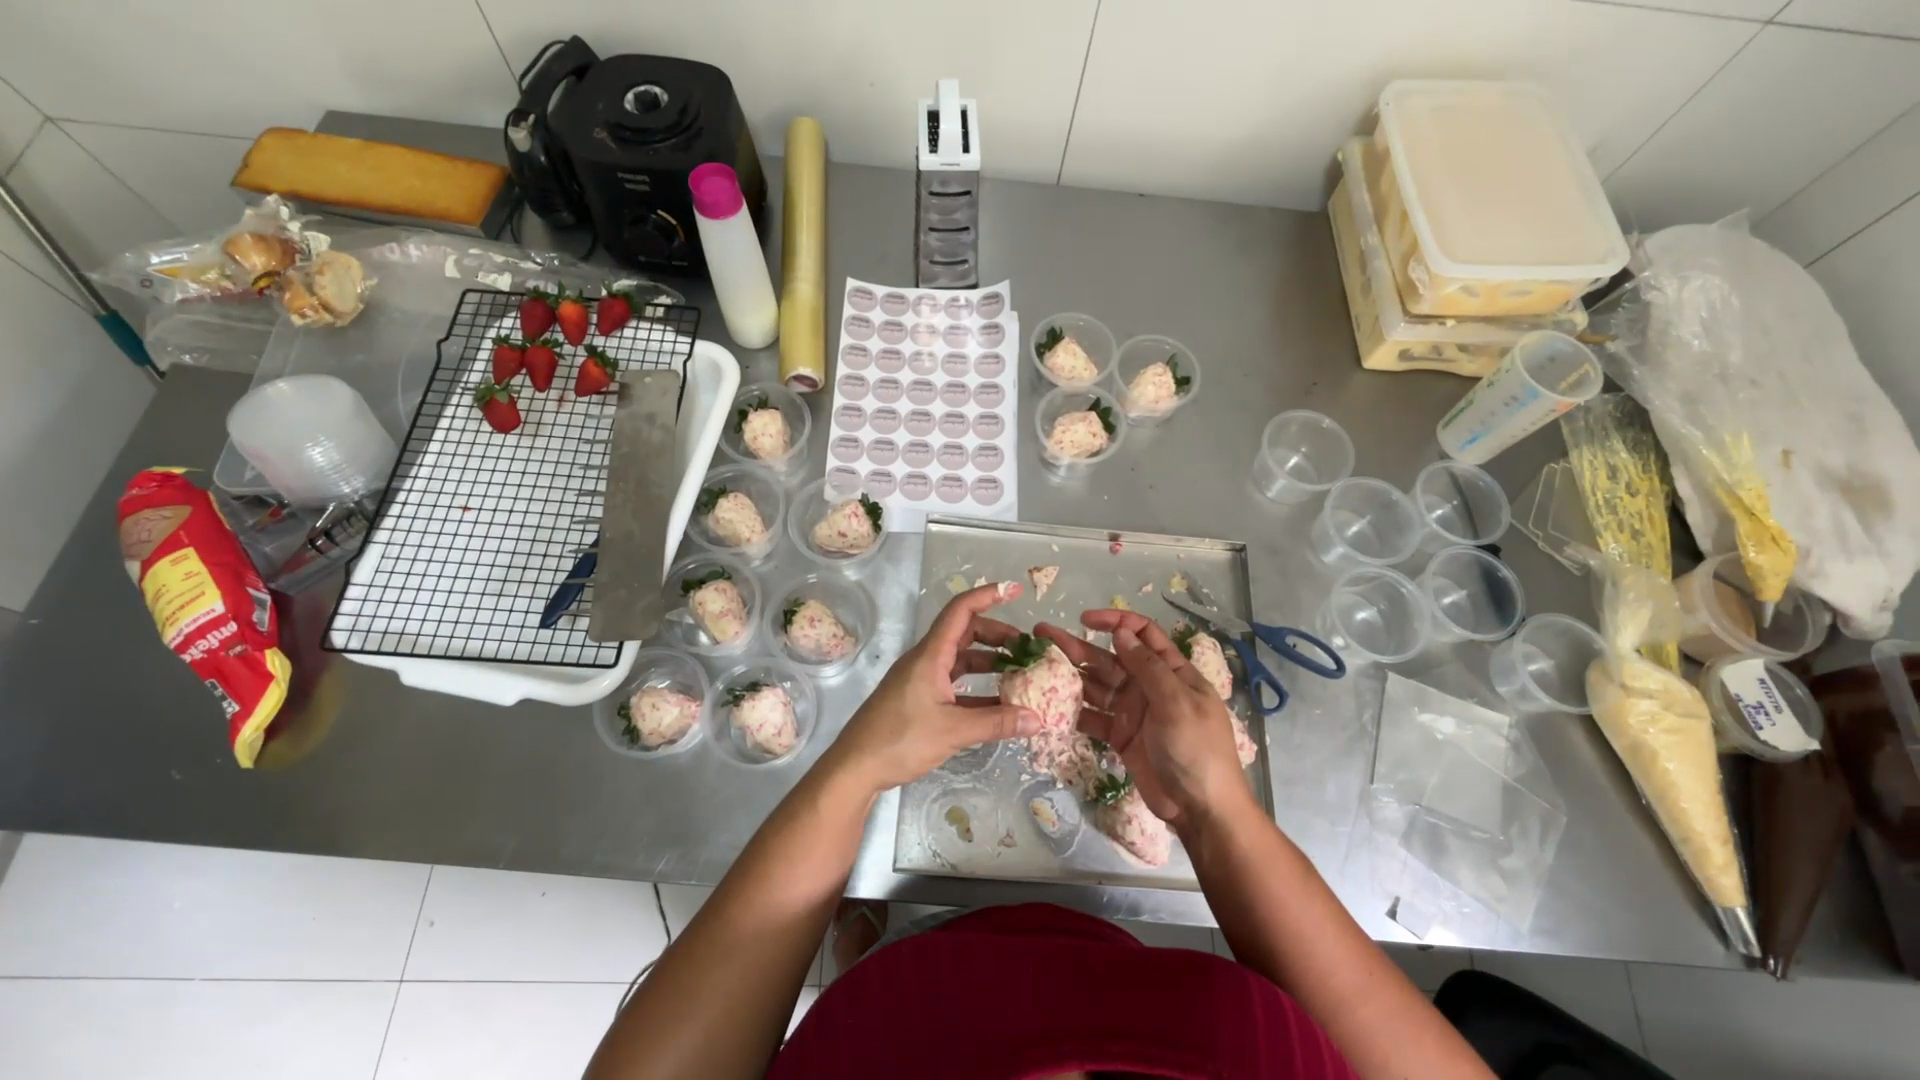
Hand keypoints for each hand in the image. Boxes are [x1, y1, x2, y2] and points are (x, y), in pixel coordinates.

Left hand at [825, 583, 1040, 793]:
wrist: (855, 766)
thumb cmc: (899, 740)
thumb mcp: (953, 731)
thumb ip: (997, 723)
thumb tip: (1038, 719)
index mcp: (930, 656)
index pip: (960, 611)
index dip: (987, 596)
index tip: (1014, 591)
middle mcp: (925, 661)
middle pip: (964, 633)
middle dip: (996, 635)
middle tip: (1025, 648)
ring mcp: (921, 680)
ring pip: (960, 659)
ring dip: (988, 662)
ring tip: (1018, 673)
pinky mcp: (919, 700)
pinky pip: (954, 683)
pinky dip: (977, 688)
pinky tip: (998, 703)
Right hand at [1036, 612, 1250, 828]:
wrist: (1201, 808)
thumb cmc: (1197, 748)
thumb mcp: (1177, 702)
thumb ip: (1147, 667)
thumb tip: (1121, 631)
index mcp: (1171, 672)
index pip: (1142, 634)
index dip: (1115, 621)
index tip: (1084, 619)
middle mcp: (1149, 686)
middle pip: (1110, 658)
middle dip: (1077, 646)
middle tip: (1041, 635)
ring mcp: (1132, 712)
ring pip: (1096, 685)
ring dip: (1069, 675)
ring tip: (1038, 666)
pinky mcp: (1120, 737)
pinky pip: (1092, 717)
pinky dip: (1073, 711)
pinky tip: (1048, 704)